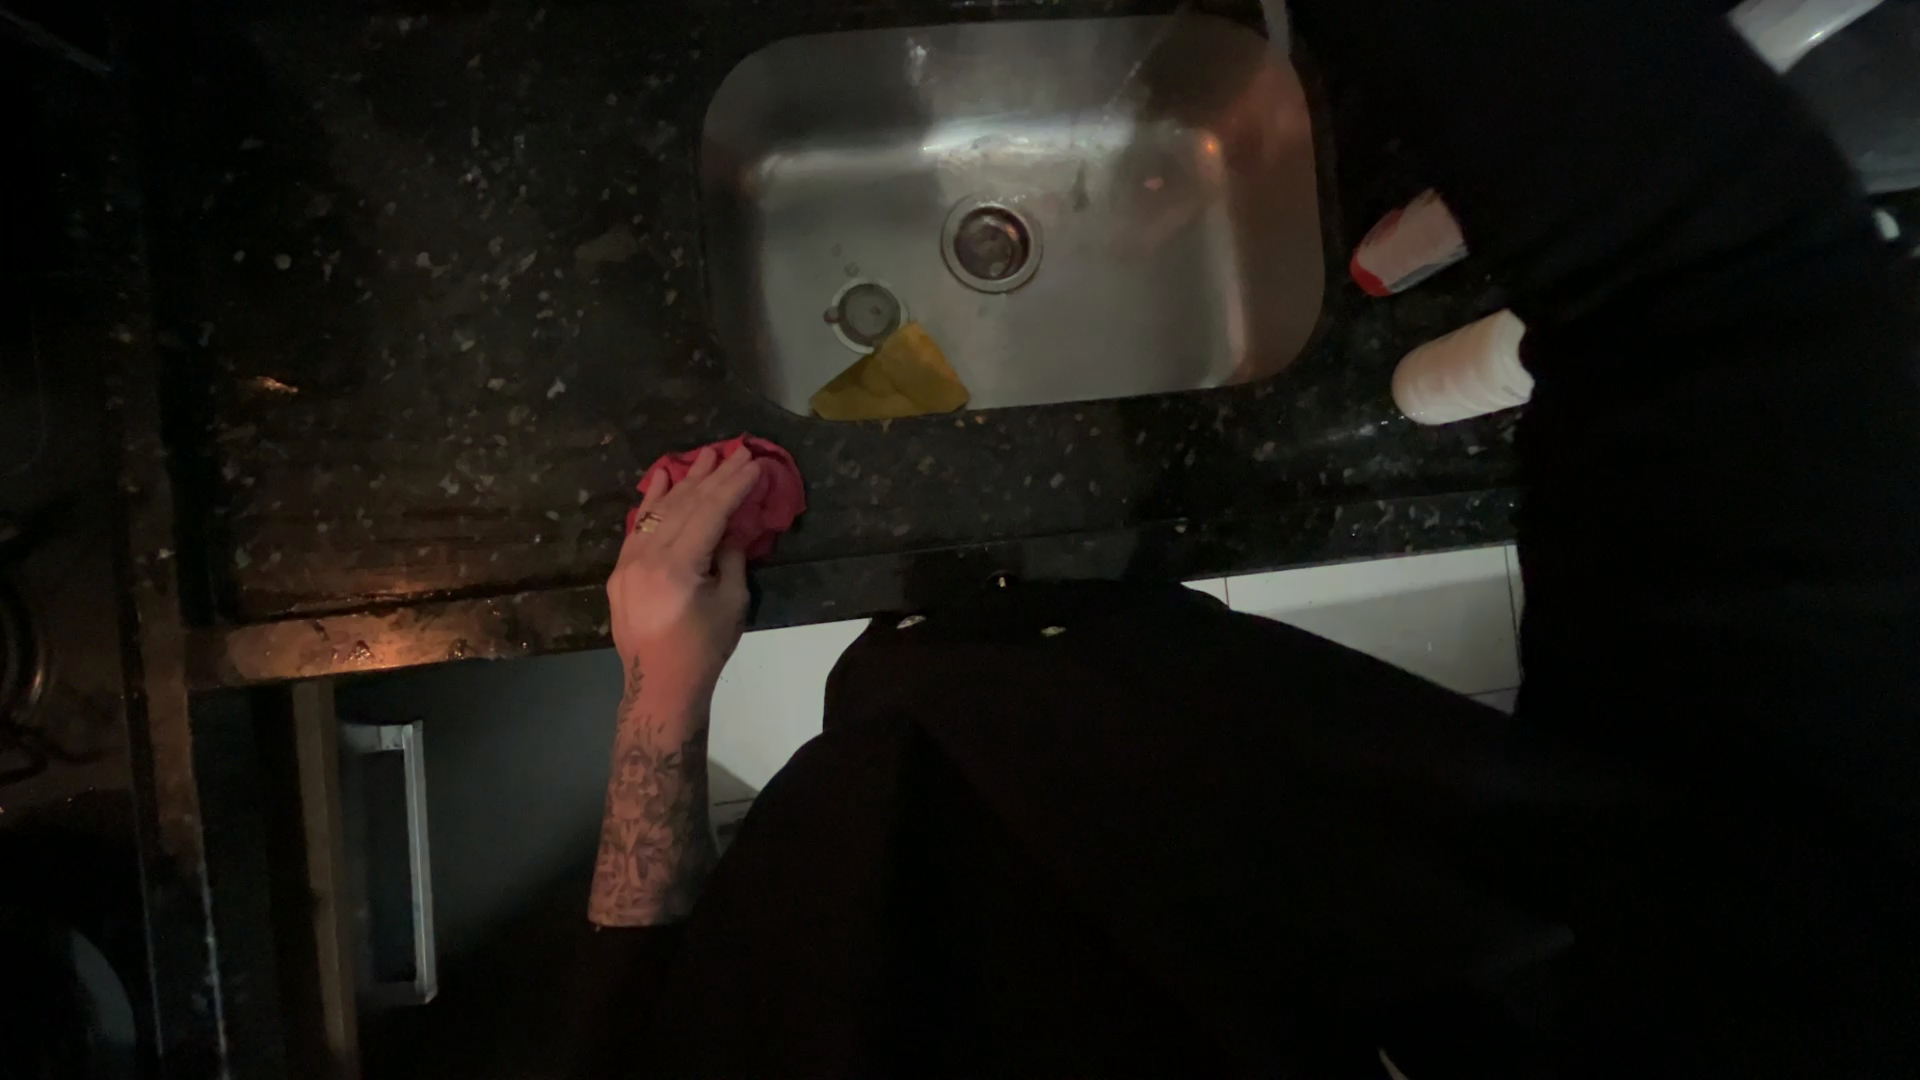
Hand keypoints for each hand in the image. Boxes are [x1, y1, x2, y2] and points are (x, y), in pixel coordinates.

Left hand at [607, 447, 761, 698]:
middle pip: (684, 504)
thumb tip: (728, 529)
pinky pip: (638, 526)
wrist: (660, 684)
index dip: (733, 486)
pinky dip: (652, 500)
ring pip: (660, 510)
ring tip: (707, 457)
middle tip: (737, 451)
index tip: (753, 464)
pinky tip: (663, 477)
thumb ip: (729, 558)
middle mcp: (647, 558)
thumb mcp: (732, 603)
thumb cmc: (704, 648)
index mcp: (677, 567)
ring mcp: (628, 562)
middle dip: (714, 476)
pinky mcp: (620, 569)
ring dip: (685, 481)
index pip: (709, 513)